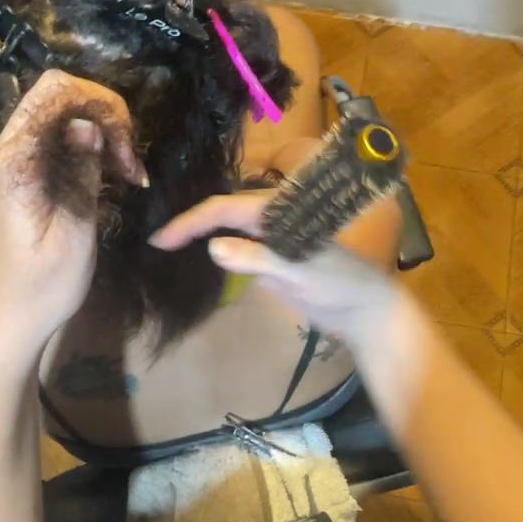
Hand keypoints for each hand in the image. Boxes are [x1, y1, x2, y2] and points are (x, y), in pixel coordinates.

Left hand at [0, 70, 143, 352]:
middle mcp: (12, 149)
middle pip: (61, 95)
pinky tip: (115, 177)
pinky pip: (63, 140)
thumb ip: (81, 171)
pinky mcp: (30, 175)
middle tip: (130, 163)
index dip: (101, 104)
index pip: (57, 91)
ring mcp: (19, 161)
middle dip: (106, 115)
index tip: (127, 148)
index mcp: (17, 158)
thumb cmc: (43, 285)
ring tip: (129, 174)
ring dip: (104, 133)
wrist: (12, 320)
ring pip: (66, 115)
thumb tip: (90, 127)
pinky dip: (94, 148)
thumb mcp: (73, 230)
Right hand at [150, 190, 408, 343]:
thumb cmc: (341, 285)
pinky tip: (200, 257)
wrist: (366, 311)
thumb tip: (213, 247)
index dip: (189, 222)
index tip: (159, 239)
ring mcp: (273, 239)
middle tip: (156, 240)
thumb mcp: (300, 272)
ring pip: (228, 229)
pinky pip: (240, 249)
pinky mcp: (274, 259)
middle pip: (222, 213)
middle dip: (190, 222)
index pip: (223, 210)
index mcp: (278, 211)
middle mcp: (272, 220)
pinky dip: (218, 250)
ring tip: (168, 244)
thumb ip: (259, 259)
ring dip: (200, 233)